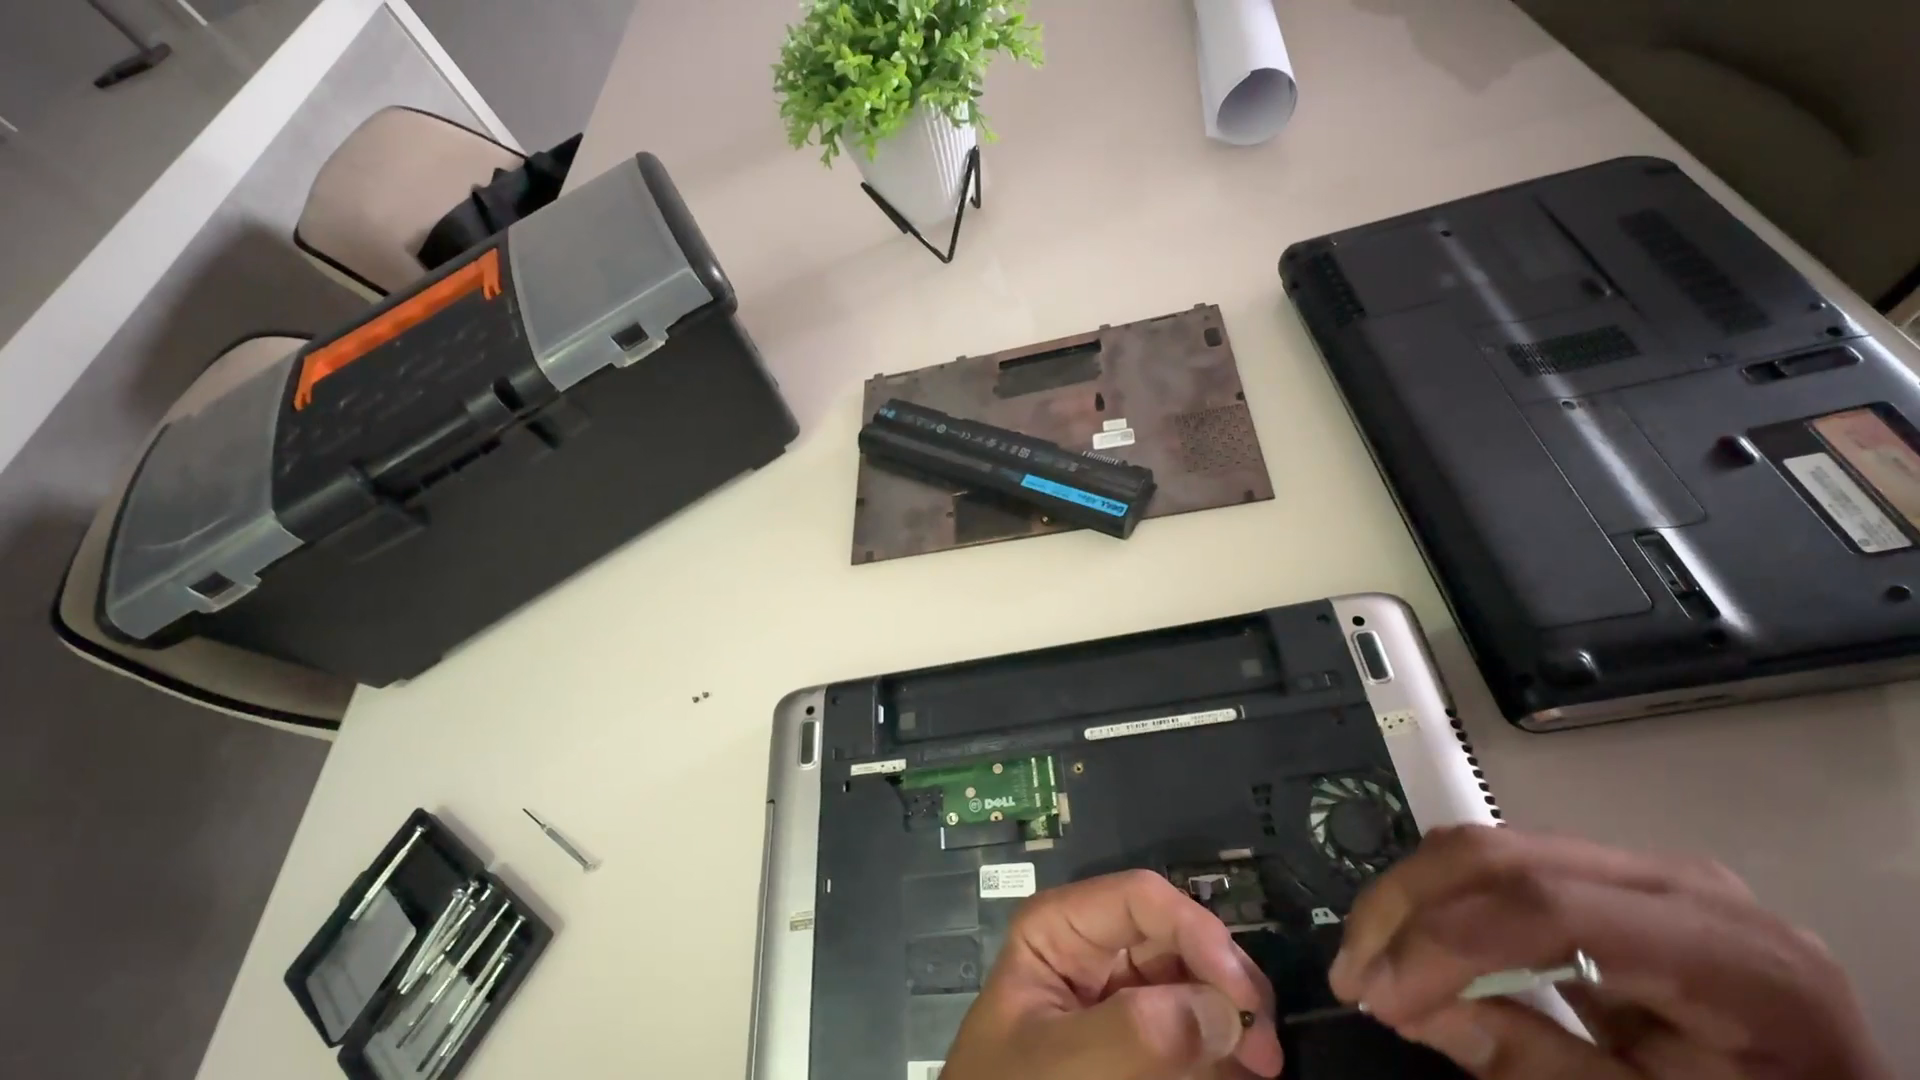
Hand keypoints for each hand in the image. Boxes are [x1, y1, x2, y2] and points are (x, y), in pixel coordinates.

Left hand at [942, 869, 1284, 1079]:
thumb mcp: (1058, 1064)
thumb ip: (1132, 1033)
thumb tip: (1221, 1012)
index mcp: (1061, 929)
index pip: (1142, 899)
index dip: (1199, 933)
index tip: (1241, 998)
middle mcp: (1095, 948)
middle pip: (1178, 937)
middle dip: (1225, 983)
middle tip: (1265, 1048)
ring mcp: (1119, 992)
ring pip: (1194, 982)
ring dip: (1232, 1019)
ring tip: (1262, 1067)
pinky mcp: (1139, 1037)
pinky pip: (1190, 1029)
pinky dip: (1221, 1048)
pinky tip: (1241, 1073)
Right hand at [1328, 825, 1893, 1079]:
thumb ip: (1530, 1062)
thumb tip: (1405, 1008)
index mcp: (1724, 956)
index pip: (1550, 911)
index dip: (1445, 945)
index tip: (1378, 1000)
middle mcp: (1679, 882)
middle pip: (1504, 857)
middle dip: (1405, 907)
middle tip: (1349, 971)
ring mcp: (1644, 869)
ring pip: (1489, 847)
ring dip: (1410, 898)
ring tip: (1368, 958)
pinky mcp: (1609, 877)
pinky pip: (1504, 868)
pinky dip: (1442, 901)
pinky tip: (1413, 944)